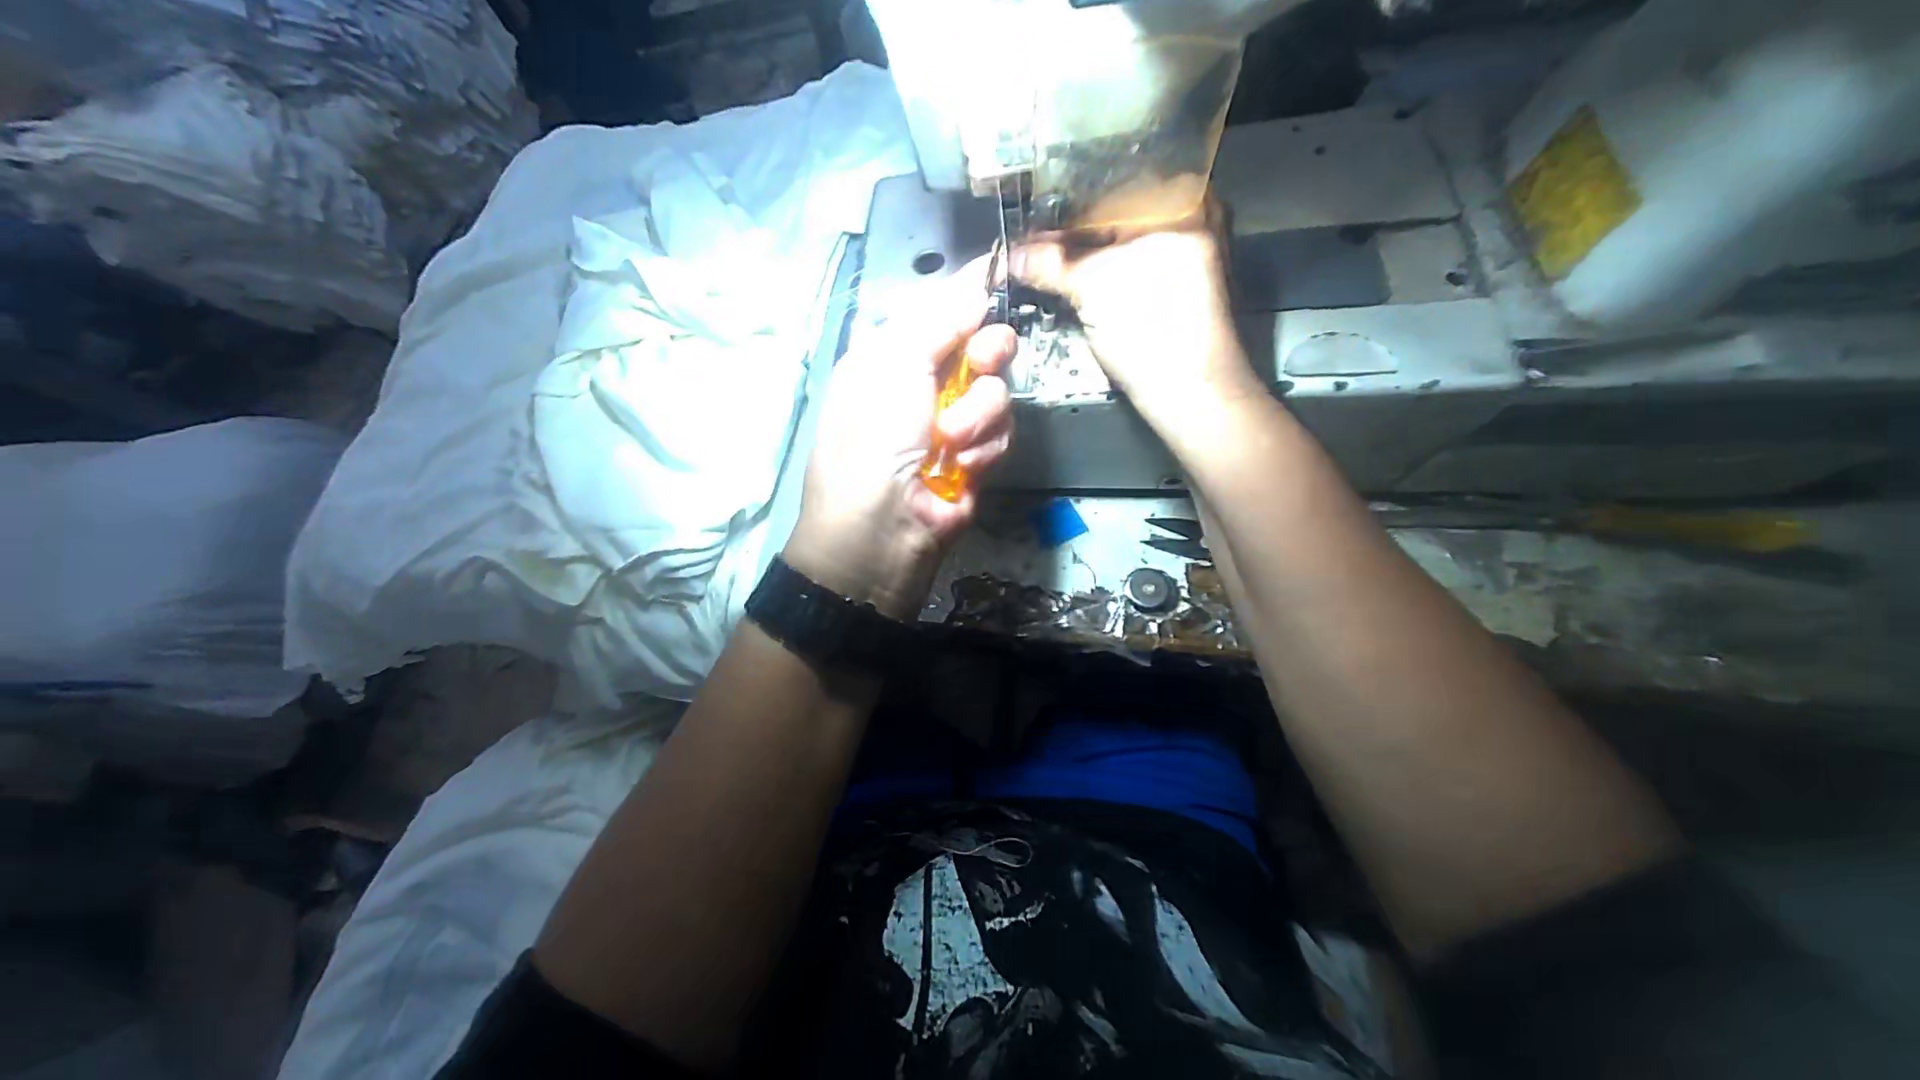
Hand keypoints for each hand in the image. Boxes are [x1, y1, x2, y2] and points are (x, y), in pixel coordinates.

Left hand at [783, 258, 1015, 619]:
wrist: (880, 537)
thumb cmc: (871, 447)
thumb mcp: (892, 373)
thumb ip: (936, 326)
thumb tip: (974, 290)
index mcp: (890, 358)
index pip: (937, 312)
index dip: (969, 292)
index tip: (1000, 272)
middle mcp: (922, 386)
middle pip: (980, 346)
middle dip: (987, 353)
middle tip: (982, 363)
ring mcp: (951, 424)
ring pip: (998, 392)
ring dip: (978, 415)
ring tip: (949, 443)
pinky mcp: (975, 460)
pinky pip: (1002, 434)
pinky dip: (984, 450)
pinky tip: (963, 470)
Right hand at [1013, 199, 1262, 435]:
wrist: (1191, 394)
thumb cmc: (1152, 327)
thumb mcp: (1092, 287)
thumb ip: (1047, 262)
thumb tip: (1006, 254)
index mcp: (1181, 197)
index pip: (1110, 177)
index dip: (1063, 193)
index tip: (1025, 206)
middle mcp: (1189, 215)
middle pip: (1113, 209)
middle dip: (1067, 227)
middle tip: (1025, 235)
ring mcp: (1183, 252)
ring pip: (1118, 240)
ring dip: (1078, 250)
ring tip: (1034, 254)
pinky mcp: (1174, 286)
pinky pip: (1127, 264)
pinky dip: (1097, 270)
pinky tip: (1063, 275)